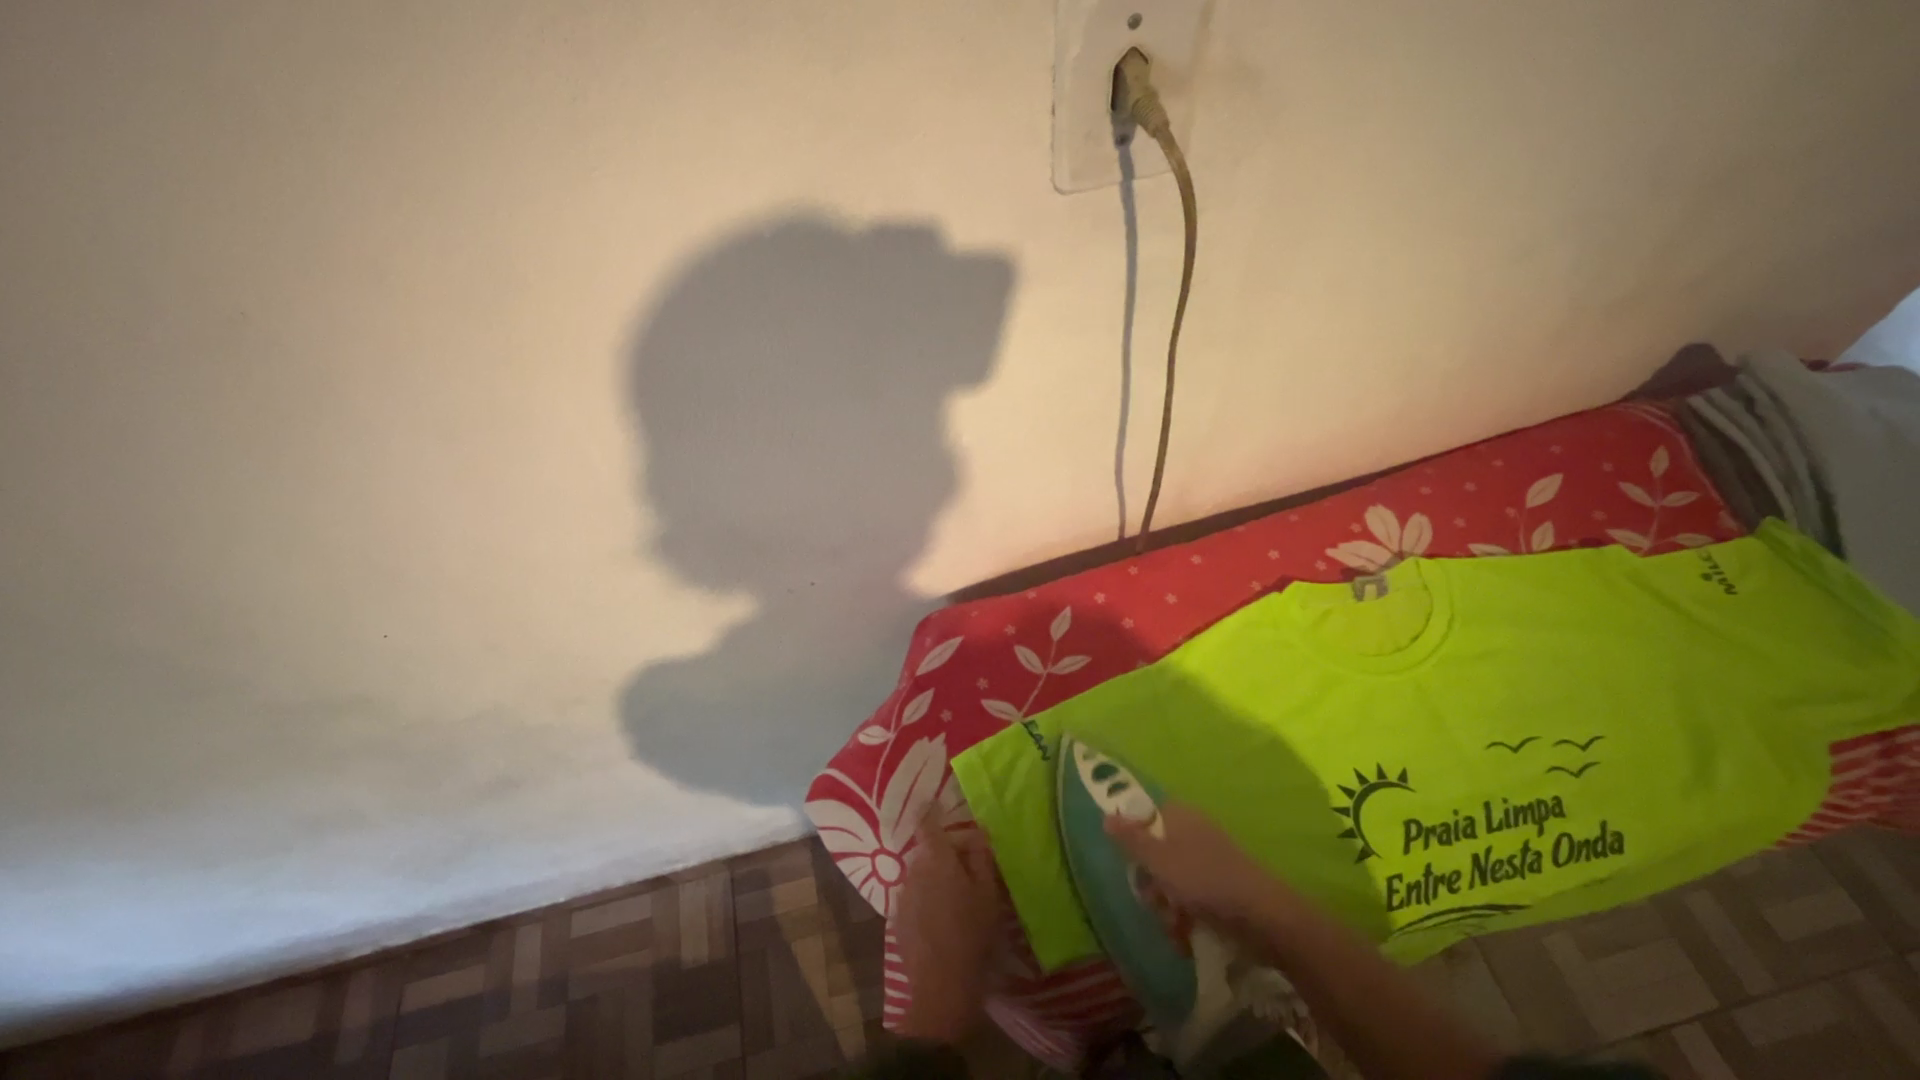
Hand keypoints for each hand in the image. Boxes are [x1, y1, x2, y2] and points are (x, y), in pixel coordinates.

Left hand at [894, 812, 999, 1043]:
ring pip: (920, 874)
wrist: (942, 983)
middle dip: (944, 853)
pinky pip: (914, 896)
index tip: (933, 802)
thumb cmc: (972, 933)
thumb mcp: (988, 893)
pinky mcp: (897, 918)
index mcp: (937, 859)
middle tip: (968, 867)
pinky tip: (941, 918)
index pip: (928, 823)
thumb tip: (977, 831)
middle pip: (927, 851)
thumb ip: (981, 857)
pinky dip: (926, 898)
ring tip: (957, 897)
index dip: (930, 811)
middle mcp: (914, 870)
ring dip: (935, 877)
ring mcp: (902, 895)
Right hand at [1104, 802, 1305, 949]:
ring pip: (1169, 882)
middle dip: (1150, 883)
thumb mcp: (1159, 859)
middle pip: (1154, 854)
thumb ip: (1131, 839)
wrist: (1264, 917)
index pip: (1144, 816)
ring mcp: (1207, 863)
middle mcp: (1193, 834)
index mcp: (1179, 817)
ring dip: (1166, 907)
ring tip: (1175, 923)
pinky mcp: (1219, 890)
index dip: (1133, 838)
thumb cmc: (1205, 881)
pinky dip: (1185, 918)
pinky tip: (1187, 934)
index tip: (1129, 861)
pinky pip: (1189, 900)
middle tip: (1154, 898)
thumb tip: (1106, 815)